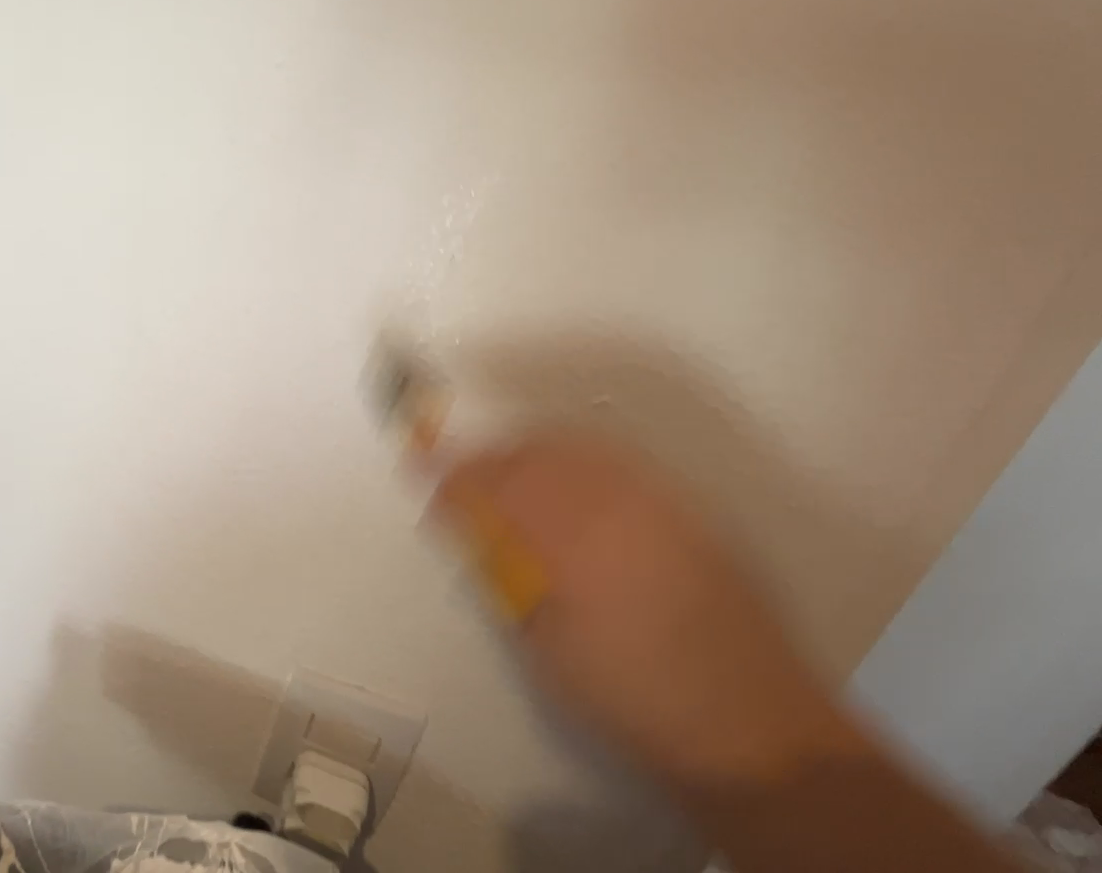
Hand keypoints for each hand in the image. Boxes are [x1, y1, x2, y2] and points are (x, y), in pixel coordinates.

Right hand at [431, 433, 864, 787]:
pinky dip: (580, 463)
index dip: (450, 474)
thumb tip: (474, 535)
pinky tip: (571, 490)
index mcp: (572, 540)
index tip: (422, 472)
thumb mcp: (543, 644)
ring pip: (581, 447)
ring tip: (509, 475)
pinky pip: (621, 465)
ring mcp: (662, 503)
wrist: (753, 728)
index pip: (494, 482)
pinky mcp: (692, 514)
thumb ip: (506, 577)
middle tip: (461, 476)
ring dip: (533, 452)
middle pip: (536, 450)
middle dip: (489, 456)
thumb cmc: (629, 695)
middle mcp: (618, 505)